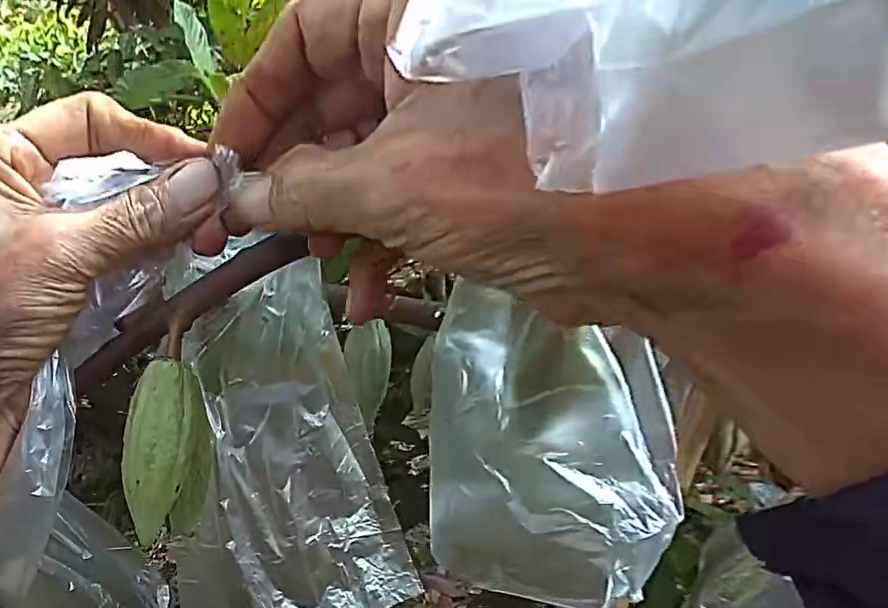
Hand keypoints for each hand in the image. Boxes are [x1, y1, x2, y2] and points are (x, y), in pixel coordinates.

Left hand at [0, 94, 222, 607]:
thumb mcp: (66, 254)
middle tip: (212, 208)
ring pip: (117, 211)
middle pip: (108, 166)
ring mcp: (44, 232)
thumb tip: (207, 181)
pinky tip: (175, 256)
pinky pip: (114, 249)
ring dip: (159, 222)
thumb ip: (137, 216)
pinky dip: (145, 252)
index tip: (201, 163)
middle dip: (161, 187)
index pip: (89, 122)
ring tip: (203, 234)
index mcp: (3, 157)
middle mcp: (23, 186)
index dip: (148, 138)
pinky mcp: (62, 273)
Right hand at [206, 0, 887, 493]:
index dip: (254, 106)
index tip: (221, 172)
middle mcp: (436, 44)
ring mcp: (459, 110)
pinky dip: (380, 248)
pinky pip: (406, 198)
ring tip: (314, 267)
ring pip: (365, 159)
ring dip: (332, 222)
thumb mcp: (390, 181)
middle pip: (329, 102)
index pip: (301, 33)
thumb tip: (235, 196)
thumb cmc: (524, 178)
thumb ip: (300, 187)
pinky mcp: (480, 169)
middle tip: (258, 234)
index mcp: (414, 6)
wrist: (665, 233)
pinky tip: (366, 298)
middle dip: (291, 176)